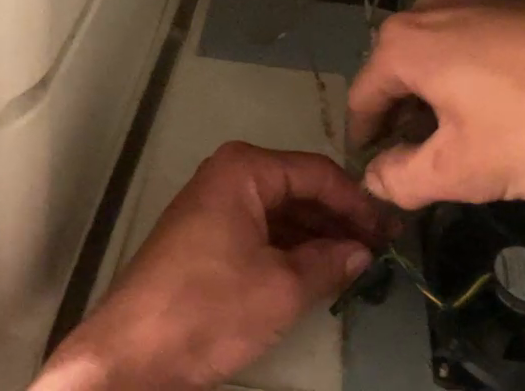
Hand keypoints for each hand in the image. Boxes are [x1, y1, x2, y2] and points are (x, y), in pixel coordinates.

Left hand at [36, 142, 388, 390]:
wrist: (132, 354)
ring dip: (319, 236)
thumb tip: (362, 251)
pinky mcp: (208, 239)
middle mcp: (229, 176)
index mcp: (245, 169)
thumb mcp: (281, 288)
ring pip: (282, 213)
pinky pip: (262, 232)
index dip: (358, 201)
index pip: (317, 173)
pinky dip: (292, 250)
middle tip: (384, 246)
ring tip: (361, 261)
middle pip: (299, 189)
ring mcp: (216, 207)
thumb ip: (329, 263)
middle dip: (340, 218)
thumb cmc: (209, 307)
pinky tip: (321, 270)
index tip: (392, 227)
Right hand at [347, 0, 524, 208]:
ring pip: (434, 58)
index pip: (362, 98)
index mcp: (403, 43)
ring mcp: (474, 2)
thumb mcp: (460, 170)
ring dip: (437, 100)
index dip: (365, 144)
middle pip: (396, 74)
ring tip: (466, 142)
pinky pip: (470, 45)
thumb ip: (400, 179)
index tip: (379, 177)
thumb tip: (373, 178)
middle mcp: (429, 10)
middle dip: (404, 121)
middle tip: (427, 166)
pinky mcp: (513, 7)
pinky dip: (470, 77)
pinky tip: (503, 110)